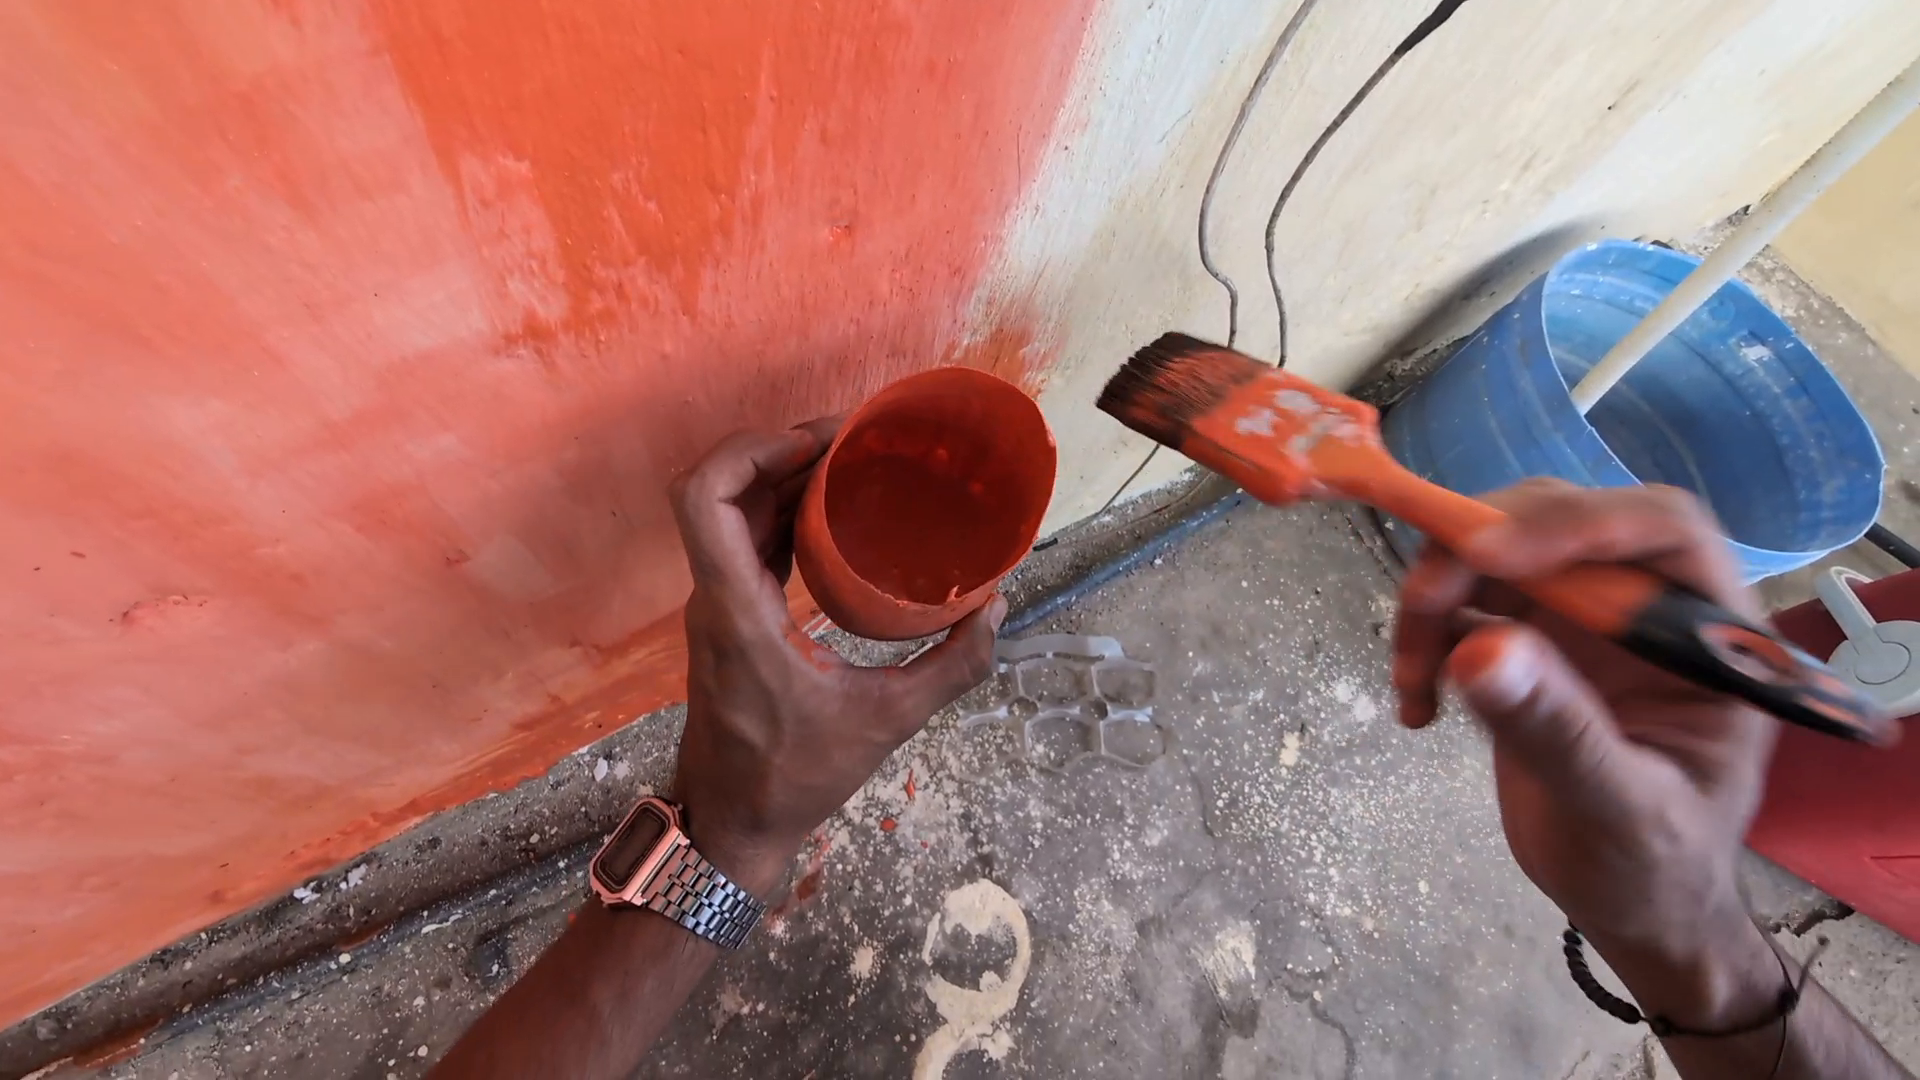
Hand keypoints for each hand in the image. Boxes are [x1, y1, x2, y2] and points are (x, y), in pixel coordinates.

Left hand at [666, 420, 1004, 896]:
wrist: (730, 822)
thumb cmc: (797, 775)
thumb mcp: (889, 721)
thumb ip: (952, 667)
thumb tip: (997, 607)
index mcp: (738, 610)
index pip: (705, 501)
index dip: (749, 451)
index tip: (816, 442)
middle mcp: (715, 595)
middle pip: (717, 490)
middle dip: (777, 449)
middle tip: (848, 439)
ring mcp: (716, 603)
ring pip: (729, 511)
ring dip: (779, 475)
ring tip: (847, 461)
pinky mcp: (730, 614)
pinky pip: (744, 538)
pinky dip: (781, 510)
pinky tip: (832, 511)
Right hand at [1392, 480, 1781, 1025]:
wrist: (1621, 894)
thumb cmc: (1648, 865)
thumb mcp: (1616, 809)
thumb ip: (1558, 731)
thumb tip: (1479, 650)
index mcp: (1705, 635)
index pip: (1656, 530)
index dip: (1572, 522)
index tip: (1484, 554)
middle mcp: (1637, 608)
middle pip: (1548, 526)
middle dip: (1470, 558)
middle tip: (1420, 605)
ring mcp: (1572, 620)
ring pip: (1483, 559)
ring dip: (1429, 606)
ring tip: (1412, 685)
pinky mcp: (1515, 638)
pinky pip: (1451, 605)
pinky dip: (1417, 641)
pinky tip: (1416, 704)